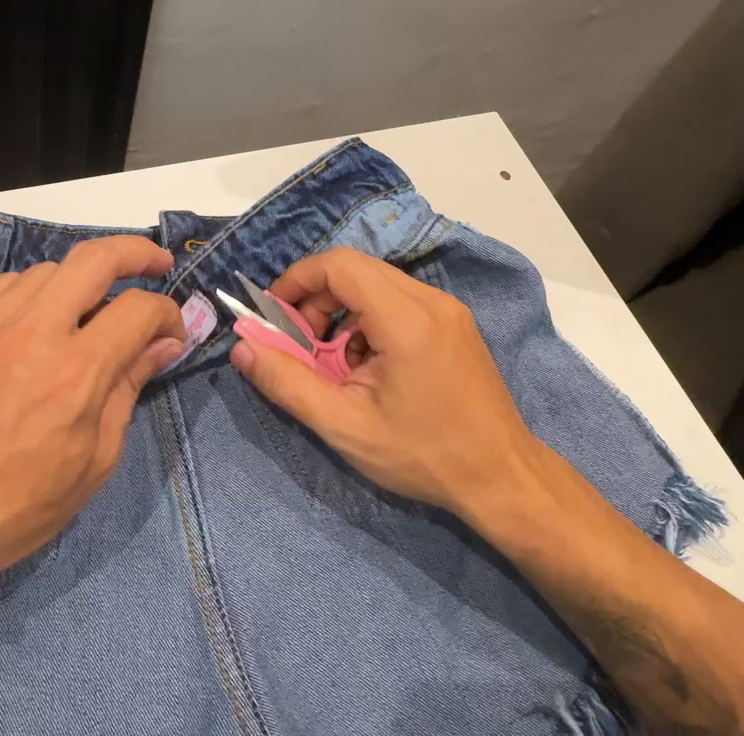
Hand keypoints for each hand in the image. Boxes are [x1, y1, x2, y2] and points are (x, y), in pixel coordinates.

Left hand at [0, 236, 185, 607]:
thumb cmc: (21, 507)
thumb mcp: (96, 459)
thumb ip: (130, 388)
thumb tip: (164, 344)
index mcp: (76, 373)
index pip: (139, 309)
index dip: (169, 314)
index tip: (173, 333)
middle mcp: (34, 332)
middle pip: (95, 258)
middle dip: (137, 252)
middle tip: (157, 264)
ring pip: (49, 267)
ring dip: (82, 278)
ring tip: (92, 308)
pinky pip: (8, 286)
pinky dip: (37, 291)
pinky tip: (42, 319)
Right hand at [230, 246, 543, 522]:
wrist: (501, 478)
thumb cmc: (423, 455)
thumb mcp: (344, 426)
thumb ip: (287, 382)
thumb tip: (242, 347)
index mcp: (406, 320)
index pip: (339, 265)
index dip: (297, 280)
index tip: (276, 316)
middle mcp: (431, 301)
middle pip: (355, 268)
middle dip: (315, 297)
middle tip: (301, 343)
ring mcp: (448, 309)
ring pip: (376, 282)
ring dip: (341, 309)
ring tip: (333, 361)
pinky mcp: (454, 322)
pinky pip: (398, 299)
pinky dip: (368, 318)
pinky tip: (367, 365)